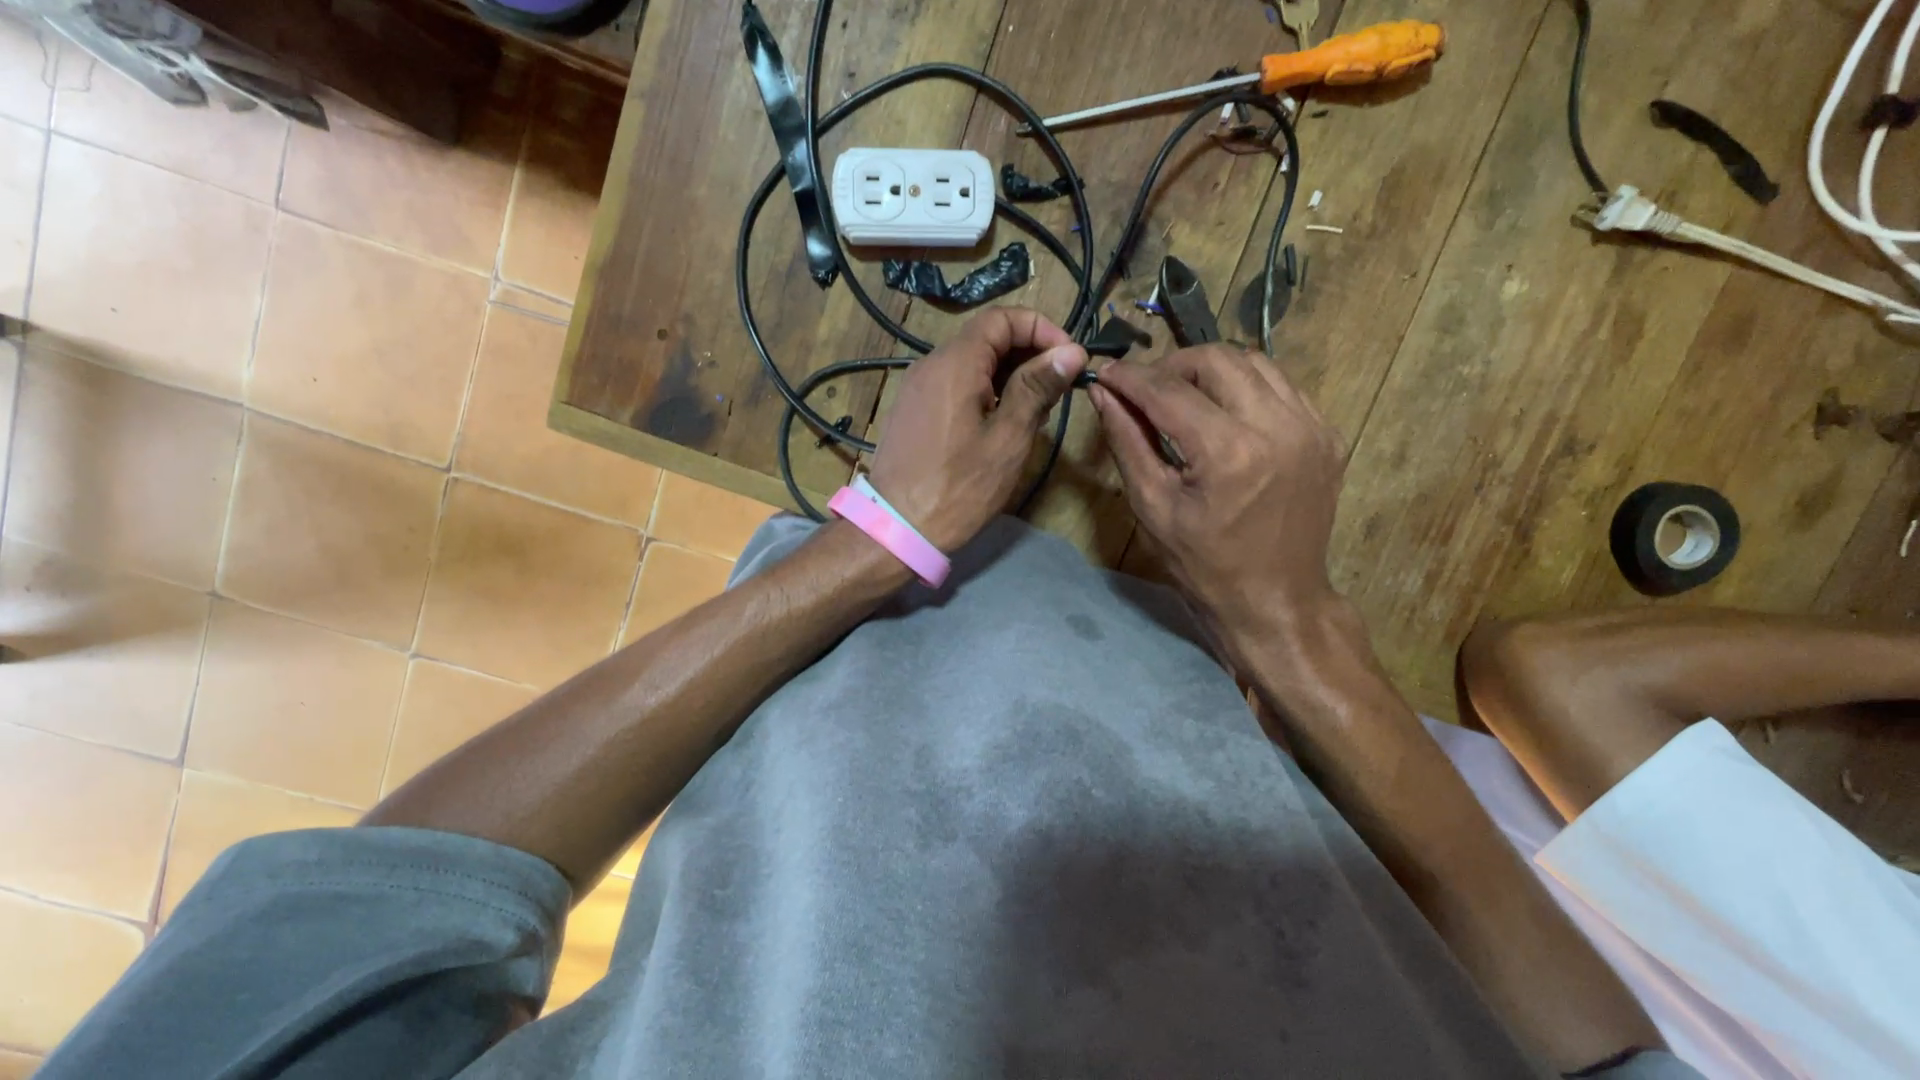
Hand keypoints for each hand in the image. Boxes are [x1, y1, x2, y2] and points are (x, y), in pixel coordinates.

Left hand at [866, 308, 1087, 550]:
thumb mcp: (1008, 438)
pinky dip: (986, 393)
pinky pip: (956, 386)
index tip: (1069, 360)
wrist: (898, 529)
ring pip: (972, 364)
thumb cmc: (960, 486)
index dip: (1042, 329)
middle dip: (1029, 355)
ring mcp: (918, 388)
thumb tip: (1071, 351)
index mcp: (955, 363)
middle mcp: (931, 364)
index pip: (1002, 318)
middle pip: (987, 338)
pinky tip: (1003, 427)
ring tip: (1036, 415)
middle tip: (1058, 392)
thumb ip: (1037, 388)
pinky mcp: (914, 411)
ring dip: (1010, 377)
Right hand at [1090, 345, 1344, 654]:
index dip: (1131, 376)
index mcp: (1229, 453)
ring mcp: (1311, 428)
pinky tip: (1226, 414)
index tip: (1105, 373)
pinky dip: (1247, 388)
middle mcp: (1277, 427)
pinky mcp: (1327, 435)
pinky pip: (1282, 387)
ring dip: (1212, 371)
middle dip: (1173, 366)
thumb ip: (1127, 442)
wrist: (1277, 602)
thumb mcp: (1153, 508)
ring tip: (1185, 397)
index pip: (1169, 390)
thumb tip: (1103, 392)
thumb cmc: (1204, 567)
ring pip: (1254, 362)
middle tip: (1146, 390)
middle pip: (1216, 359)